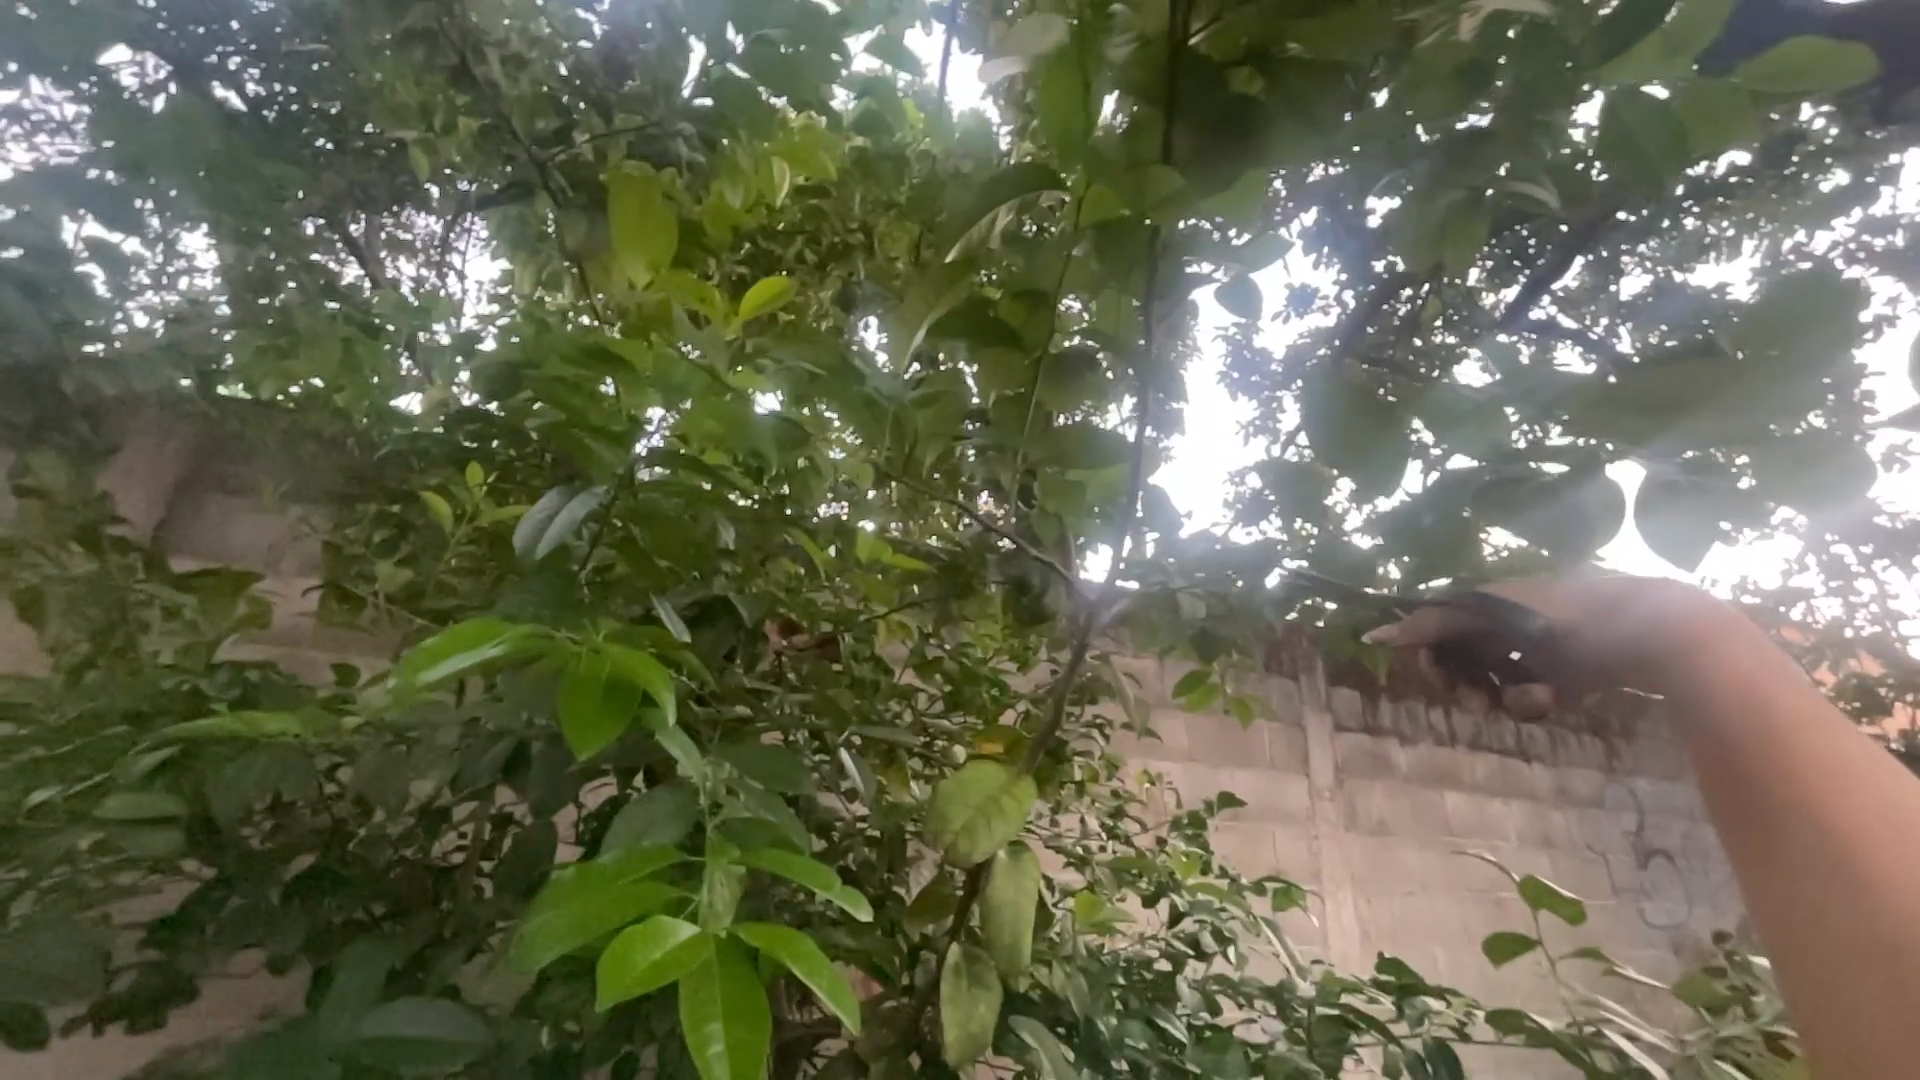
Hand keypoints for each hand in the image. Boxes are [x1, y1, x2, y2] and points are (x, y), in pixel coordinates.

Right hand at [1361, 573, 1744, 717]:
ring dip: (1501, 697)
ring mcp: (1534, 652)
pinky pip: (1530, 696)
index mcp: (1483, 602)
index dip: (1431, 656)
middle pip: (1461, 661)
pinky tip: (1553, 699)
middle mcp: (1503, 625)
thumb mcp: (1490, 614)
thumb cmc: (1568, 614)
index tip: (1438, 673)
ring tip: (1528, 702)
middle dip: (1464, 684)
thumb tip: (1373, 634)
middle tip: (1476, 703)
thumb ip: (1431, 623)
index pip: (1435, 632)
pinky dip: (1534, 701)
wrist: (1656, 631)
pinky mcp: (1564, 677)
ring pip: (1493, 684)